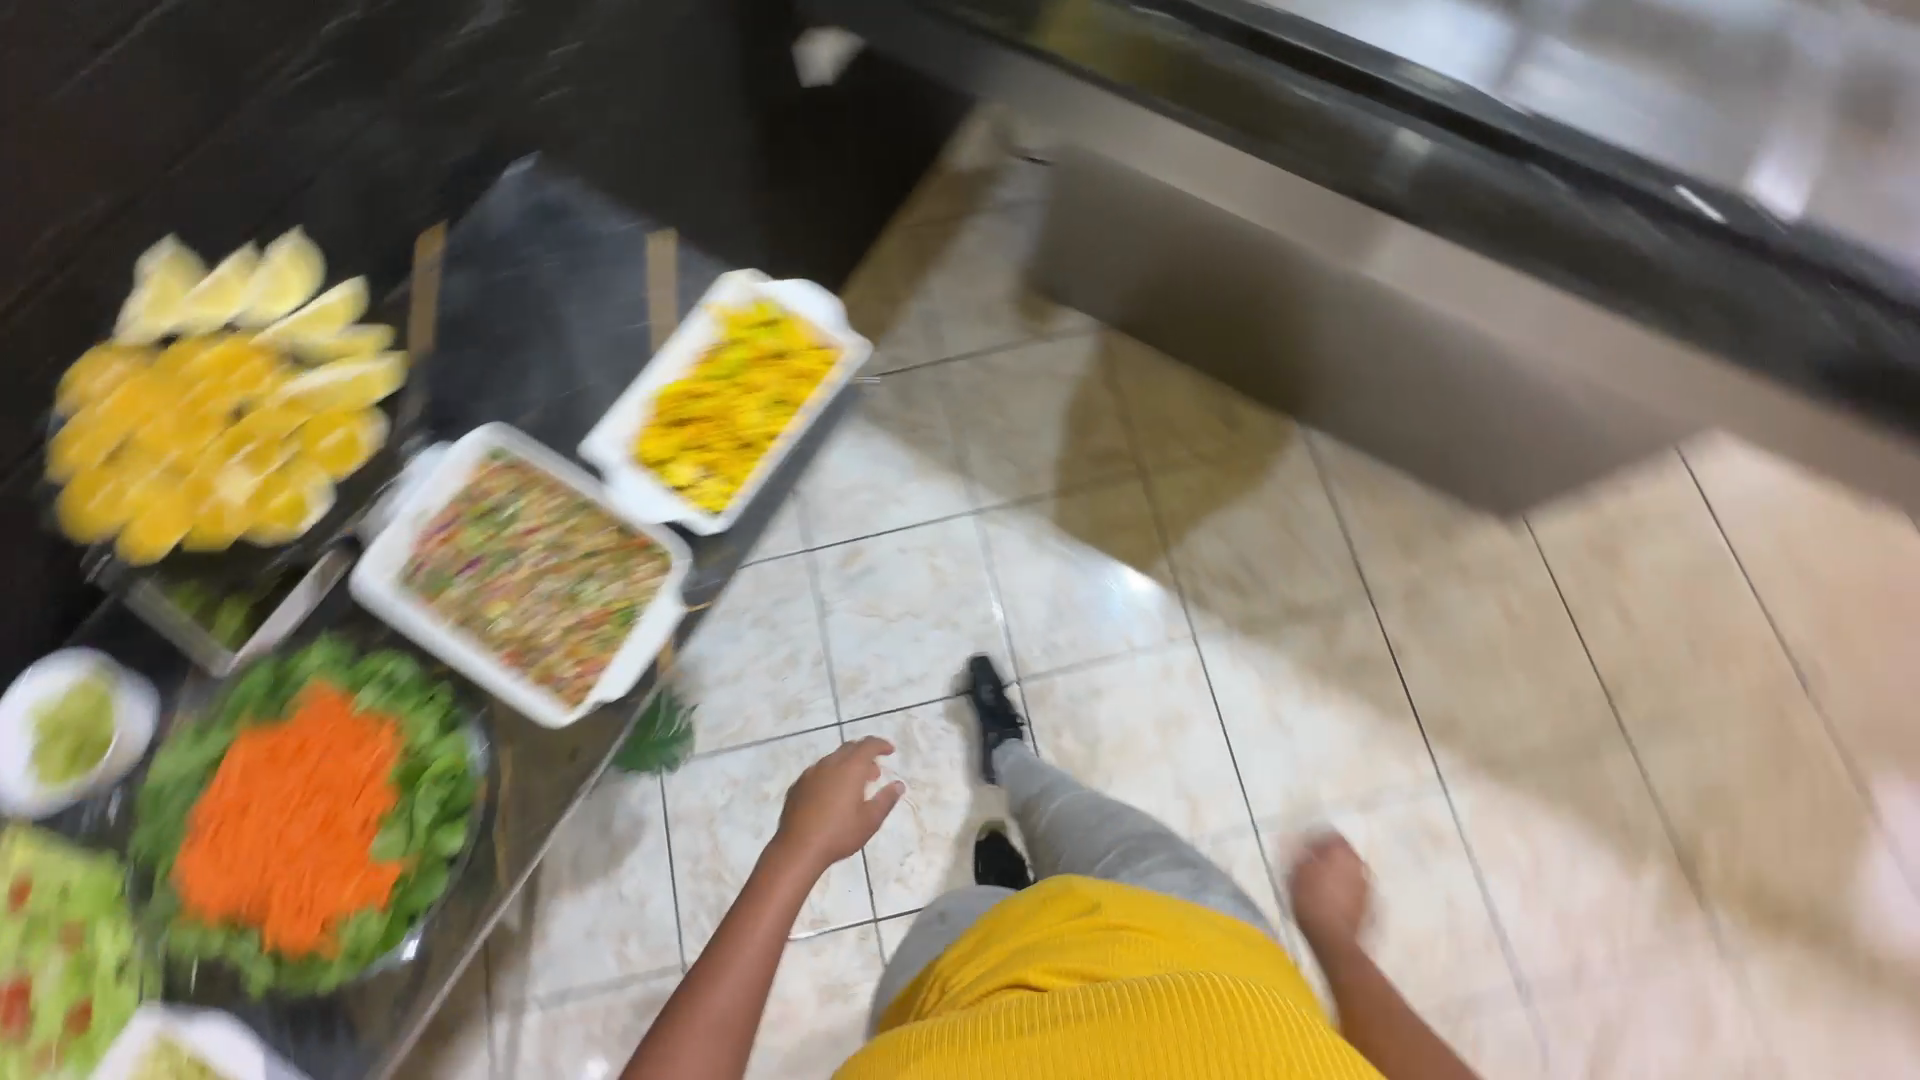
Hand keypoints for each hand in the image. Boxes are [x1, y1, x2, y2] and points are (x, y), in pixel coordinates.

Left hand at [771, 737, 903, 873]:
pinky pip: (818, 772)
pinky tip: (831, 796)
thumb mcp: (870, 820)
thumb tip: (899, 785)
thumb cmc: (839, 834)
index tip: (890, 751)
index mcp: (850, 768)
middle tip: (874, 773)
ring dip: (847, 766)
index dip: (881, 745)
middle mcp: (829, 764)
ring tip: (854, 787)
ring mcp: (810, 774)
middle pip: (849, 748)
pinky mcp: (797, 786)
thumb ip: (886, 799)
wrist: (798, 849)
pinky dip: (831, 776)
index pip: (868, 745)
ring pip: (832, 759)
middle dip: (865, 755)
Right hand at [1288, 831, 1371, 948]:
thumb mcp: (1295, 872)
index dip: (1315, 839)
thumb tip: (1302, 844)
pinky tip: (1334, 902)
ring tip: (1322, 886)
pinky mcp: (1373, 906)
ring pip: (1351, 873)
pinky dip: (1346, 891)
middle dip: (1329, 857)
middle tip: (1312, 866)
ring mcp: (1369, 886)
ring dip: (1339, 875)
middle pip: (1343, 854)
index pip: (1330, 834)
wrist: (1334, 940)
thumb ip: (1300, 853)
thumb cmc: (1309, 902)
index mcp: (1341, 852)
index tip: (1303, 848)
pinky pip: (1356, 891)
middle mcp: (1359, 865)